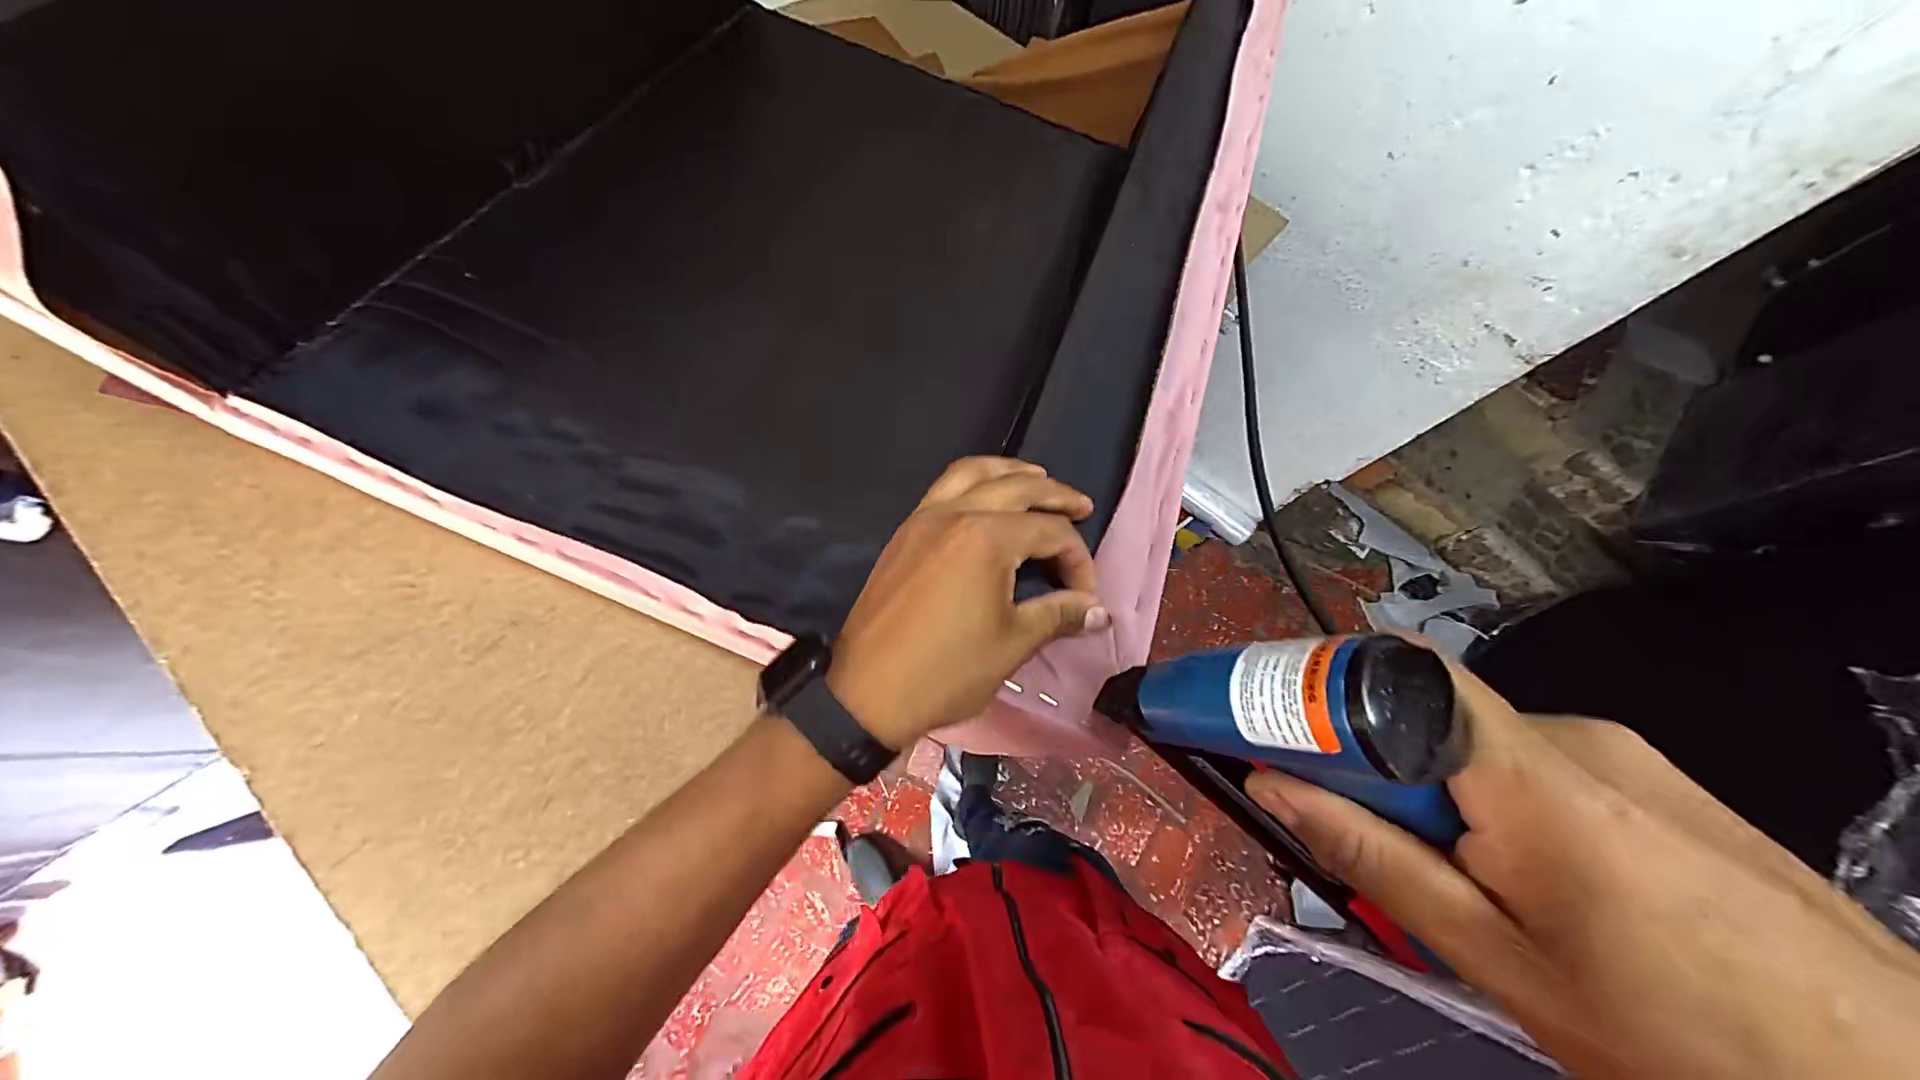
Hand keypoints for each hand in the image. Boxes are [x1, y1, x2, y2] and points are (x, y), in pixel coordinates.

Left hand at [827, 457, 1106, 749]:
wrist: (867, 693)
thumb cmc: (946, 671)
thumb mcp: (1012, 643)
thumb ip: (1058, 614)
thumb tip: (1098, 609)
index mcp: (986, 538)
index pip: (1049, 531)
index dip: (1076, 559)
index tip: (1084, 594)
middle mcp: (954, 514)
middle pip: (1017, 488)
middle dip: (1055, 496)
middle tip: (1081, 506)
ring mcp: (923, 520)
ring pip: (972, 473)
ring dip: (1010, 473)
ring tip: (1036, 480)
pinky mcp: (904, 533)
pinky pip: (943, 489)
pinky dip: (973, 483)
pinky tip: (985, 502)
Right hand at [1245, 664, 1919, 1079]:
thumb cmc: (1680, 1038)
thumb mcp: (1493, 958)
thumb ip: (1372, 857)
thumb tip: (1270, 783)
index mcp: (1535, 774)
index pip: (1405, 673)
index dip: (1325, 682)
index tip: (1268, 720)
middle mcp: (1577, 734)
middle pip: (1432, 715)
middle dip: (1376, 761)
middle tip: (1357, 831)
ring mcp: (1626, 753)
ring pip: (1479, 744)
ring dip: (1435, 787)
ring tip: (1454, 876)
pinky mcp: (1656, 780)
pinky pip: (1534, 764)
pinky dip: (1489, 798)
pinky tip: (1528, 878)